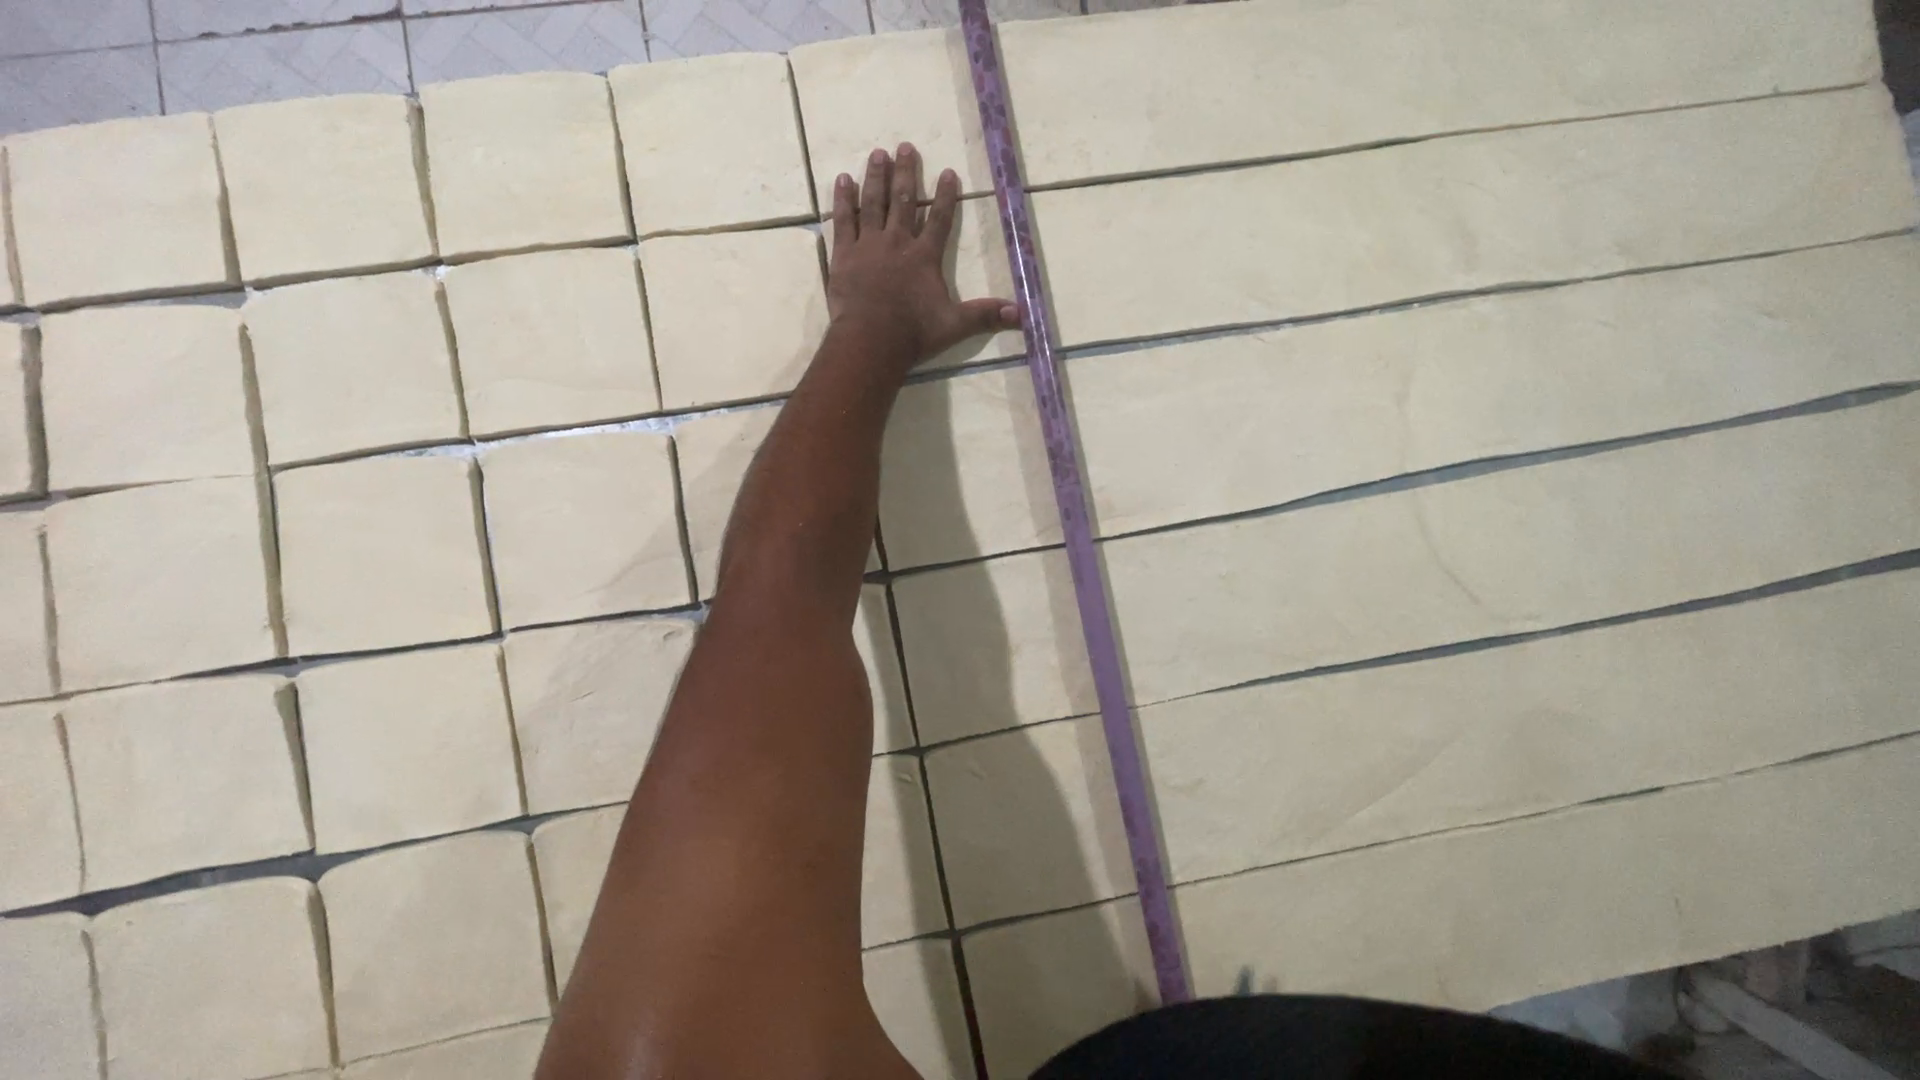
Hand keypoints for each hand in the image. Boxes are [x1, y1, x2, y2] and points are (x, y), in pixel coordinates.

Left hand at [826, 143, 1020, 367]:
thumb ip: (985, 315)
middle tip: (905, 146)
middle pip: (903, 200)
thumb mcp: (955, 325)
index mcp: (925, 256)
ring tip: (877, 154)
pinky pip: (843, 220)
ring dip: (876, 177)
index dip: (945, 195)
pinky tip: (842, 180)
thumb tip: (1020, 313)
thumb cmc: (913, 333)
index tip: (948, 172)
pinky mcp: (844, 254)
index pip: (939, 219)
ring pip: (873, 203)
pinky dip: (843, 199)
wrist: (871, 339)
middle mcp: (897, 242)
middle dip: (906, 172)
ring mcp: (868, 245)